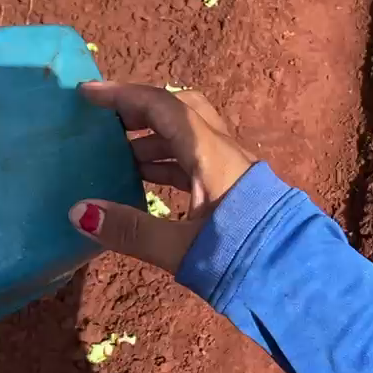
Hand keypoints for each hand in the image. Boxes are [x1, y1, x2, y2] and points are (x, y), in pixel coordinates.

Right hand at [69, 81, 258, 272]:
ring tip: (115, 157)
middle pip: (178, 112)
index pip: (162, 106)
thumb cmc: (239, 258)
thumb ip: (130, 230)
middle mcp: (222, 151)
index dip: (123, 96)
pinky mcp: (234, 188)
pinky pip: (194, 160)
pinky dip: (166, 162)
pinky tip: (143, 183)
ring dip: (151, 140)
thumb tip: (78, 212)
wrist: (294, 279)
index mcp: (209, 154)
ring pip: (187, 138)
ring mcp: (231, 169)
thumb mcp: (179, 248)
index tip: (88, 93)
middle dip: (139, 111)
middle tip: (104, 121)